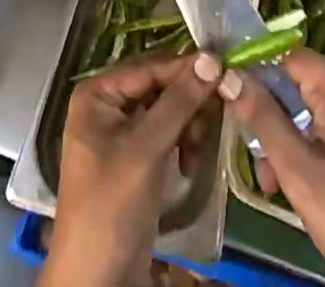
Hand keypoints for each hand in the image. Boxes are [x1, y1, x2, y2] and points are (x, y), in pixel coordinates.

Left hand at [42, 52, 220, 285]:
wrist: (97, 279)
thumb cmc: (111, 205)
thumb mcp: (146, 149)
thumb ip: (179, 102)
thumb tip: (211, 58)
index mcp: (99, 93)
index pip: (151, 67)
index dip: (188, 69)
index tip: (226, 71)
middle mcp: (109, 104)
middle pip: (162, 86)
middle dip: (190, 105)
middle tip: (216, 118)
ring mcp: (123, 131)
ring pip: (171, 110)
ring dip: (190, 128)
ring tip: (198, 154)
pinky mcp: (138, 156)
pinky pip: (169, 134)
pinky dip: (184, 145)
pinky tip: (191, 165)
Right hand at [224, 49, 324, 286]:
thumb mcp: (301, 173)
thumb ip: (264, 120)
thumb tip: (230, 75)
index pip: (287, 55)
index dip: (253, 69)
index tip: (224, 91)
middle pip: (296, 85)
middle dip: (267, 116)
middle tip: (249, 152)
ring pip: (306, 113)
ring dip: (282, 141)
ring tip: (269, 182)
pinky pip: (324, 133)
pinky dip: (303, 154)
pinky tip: (291, 187)